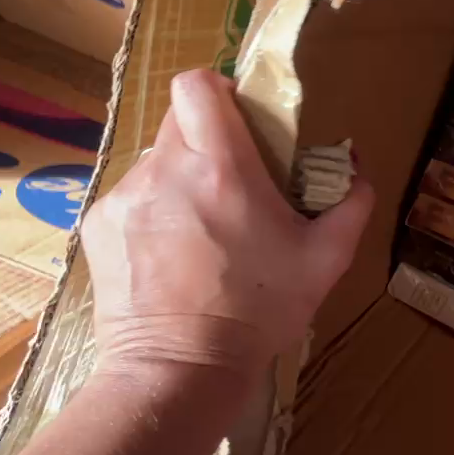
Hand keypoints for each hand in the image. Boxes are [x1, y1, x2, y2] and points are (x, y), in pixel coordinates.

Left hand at [81, 70, 373, 382]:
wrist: (182, 369)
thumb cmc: (263, 308)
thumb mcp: (329, 257)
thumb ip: (352, 202)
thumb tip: (356, 169)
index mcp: (223, 168)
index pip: (197, 85)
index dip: (221, 88)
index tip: (245, 115)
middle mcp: (165, 171)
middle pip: (180, 119)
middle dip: (212, 136)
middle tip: (239, 178)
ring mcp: (123, 199)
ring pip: (159, 160)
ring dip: (187, 177)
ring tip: (209, 225)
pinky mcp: (98, 227)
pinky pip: (135, 195)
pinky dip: (160, 207)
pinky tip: (178, 251)